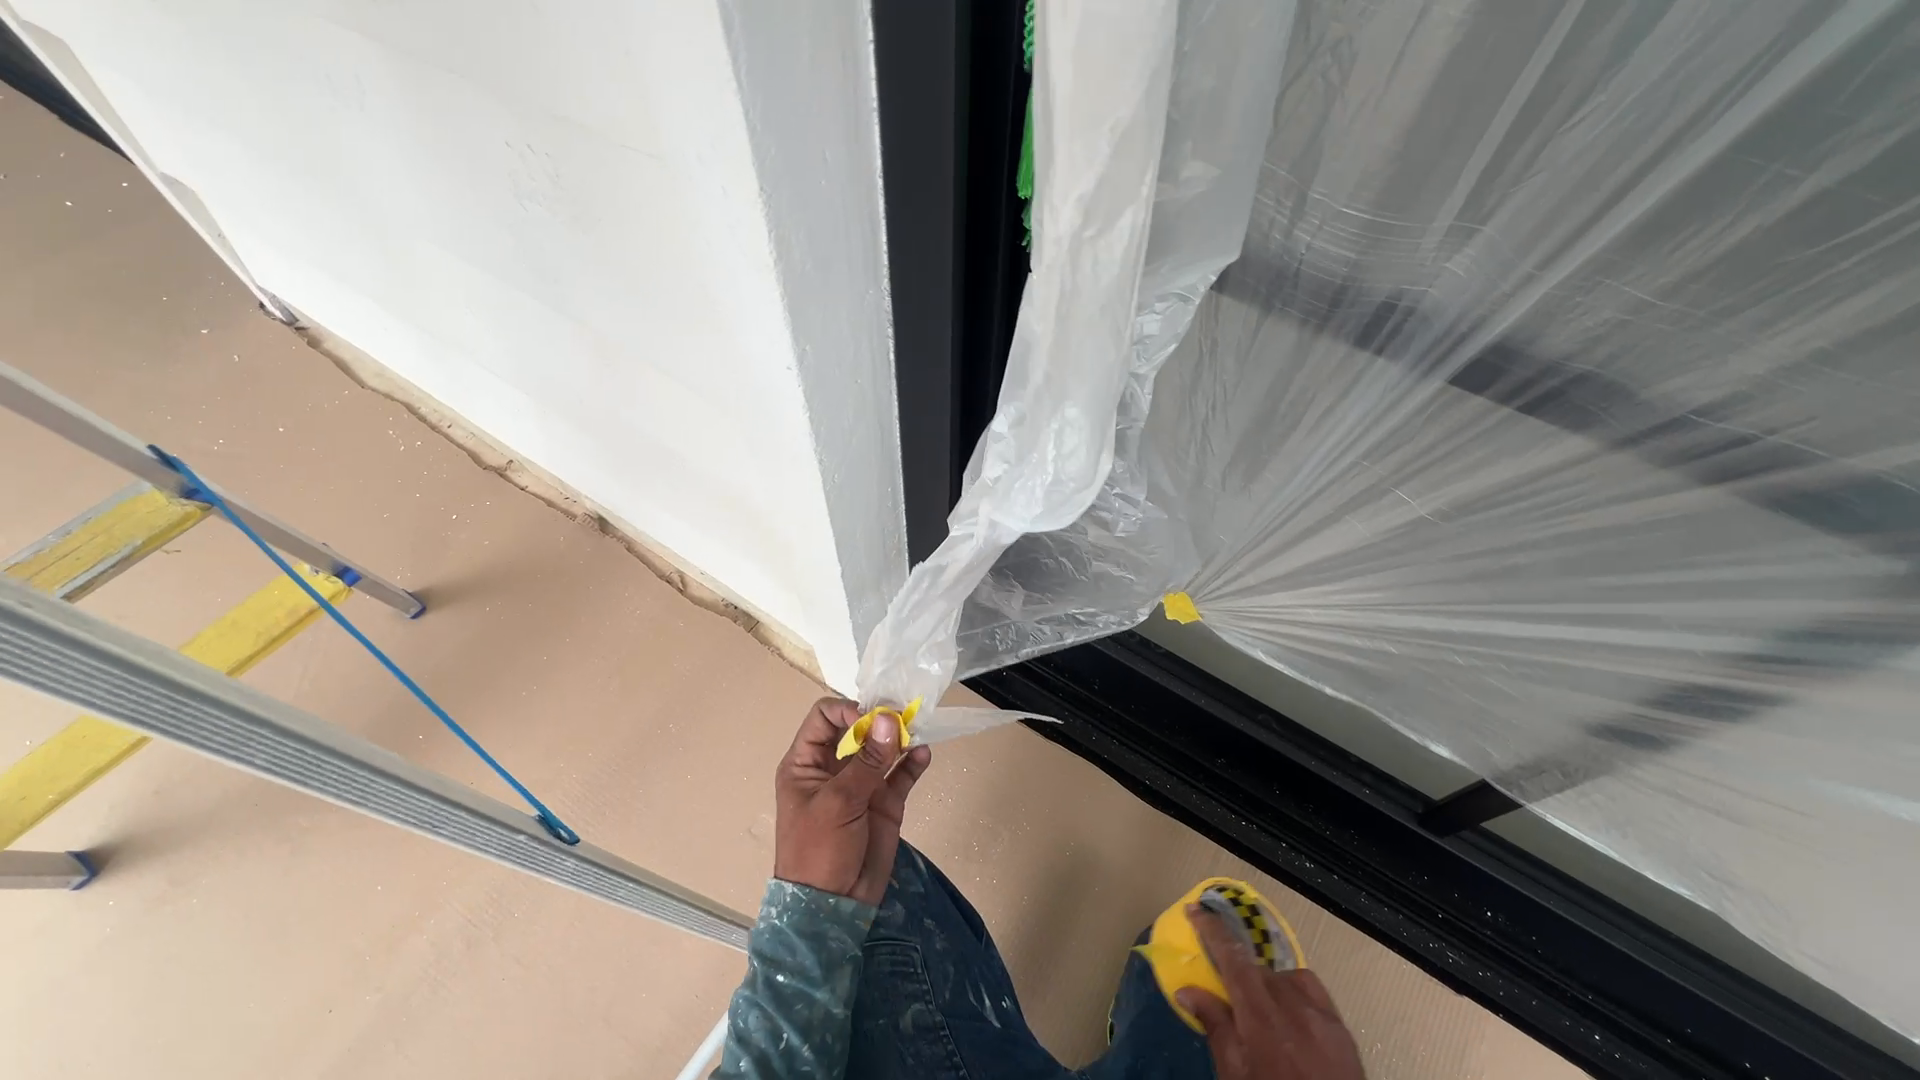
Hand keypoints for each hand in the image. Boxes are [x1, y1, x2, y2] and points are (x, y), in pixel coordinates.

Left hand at [772, 697, 932, 906]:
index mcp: (806, 763)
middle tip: (903, 716)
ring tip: (918, 730)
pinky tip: (924, 754)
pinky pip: (901, 774)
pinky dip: (913, 762)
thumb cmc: (818, 851)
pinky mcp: (885, 802)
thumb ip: (867, 762)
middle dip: (879, 719)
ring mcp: (861, 784)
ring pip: (883, 748)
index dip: (847, 711)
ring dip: (899, 737)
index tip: (871, 717)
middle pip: (858, 728)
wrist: (832, 908)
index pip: (824, 718)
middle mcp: (833, 767)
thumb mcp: (838, 803)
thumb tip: (888, 718)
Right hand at [1176, 904, 1366, 1079]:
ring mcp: (1322, 1015)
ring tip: (1259, 1012)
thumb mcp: (1235, 1076)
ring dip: (1266, 984)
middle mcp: (1294, 1007)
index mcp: (1262, 1019)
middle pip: (1258, 970)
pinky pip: (1312, 991)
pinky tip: (1290, 1015)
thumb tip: (1188, 990)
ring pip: (1285, 978)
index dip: (1213, 931)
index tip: (1196, 910)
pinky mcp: (1341, 1028)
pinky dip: (1293, 991)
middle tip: (1226, 997)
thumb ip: (1216, 1028)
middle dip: (1238, 973)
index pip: (1234, 960)